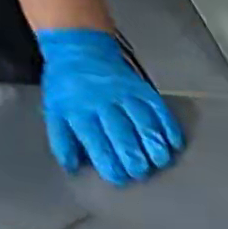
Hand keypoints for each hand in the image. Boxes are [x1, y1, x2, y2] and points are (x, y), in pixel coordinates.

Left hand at [37, 27, 186, 184]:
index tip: (118, 177)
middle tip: (142, 172)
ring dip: (154, 144)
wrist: (80, 51)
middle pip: (121, 133)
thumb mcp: (54, 111)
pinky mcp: (144, 90)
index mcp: (77, 110)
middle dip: (133, 155)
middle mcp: (102, 103)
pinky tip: (174, 143)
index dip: (108, 161)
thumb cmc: (67, 86)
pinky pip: (160, 111)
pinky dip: (169, 128)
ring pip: (144, 123)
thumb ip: (63, 139)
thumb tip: (72, 167)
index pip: (95, 140)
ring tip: (161, 161)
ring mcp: (126, 95)